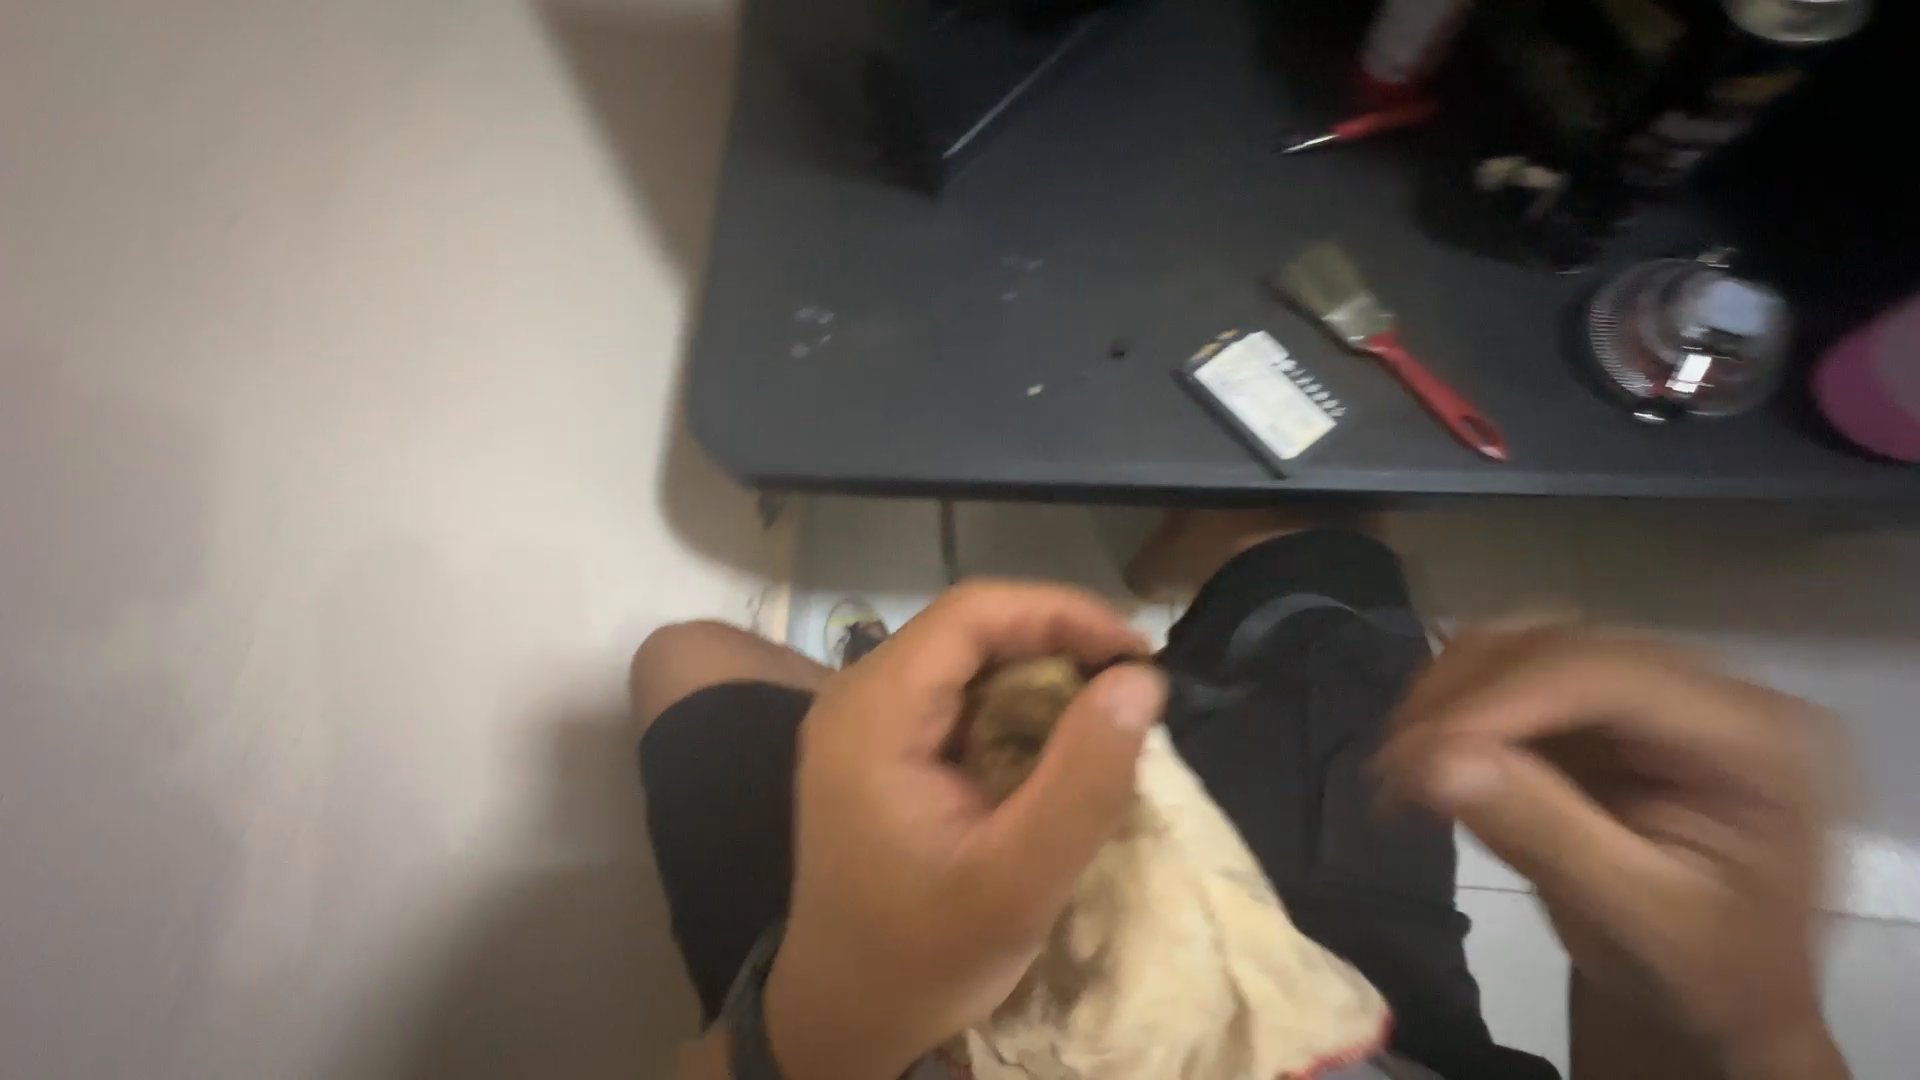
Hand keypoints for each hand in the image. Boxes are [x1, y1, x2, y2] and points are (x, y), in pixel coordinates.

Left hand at [763, 581, 1167, 1079]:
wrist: (845, 1011)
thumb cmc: (925, 956)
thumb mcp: (1020, 882)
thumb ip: (1083, 780)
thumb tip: (1140, 680)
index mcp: (874, 713)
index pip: (971, 614)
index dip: (1059, 612)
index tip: (1133, 652)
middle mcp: (858, 695)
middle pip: (967, 627)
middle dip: (1056, 639)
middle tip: (1129, 681)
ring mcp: (863, 715)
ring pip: (965, 654)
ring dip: (1039, 667)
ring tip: (1104, 704)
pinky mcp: (878, 738)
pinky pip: (955, 689)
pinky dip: (1013, 698)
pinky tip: (1053, 733)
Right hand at [1375, 622, 1844, 1078]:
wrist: (1701, 991)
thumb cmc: (1695, 968)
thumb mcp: (1634, 916)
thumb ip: (1541, 833)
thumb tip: (1431, 763)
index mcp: (1750, 735)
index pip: (1604, 676)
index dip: (1499, 701)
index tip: (1416, 752)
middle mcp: (1695, 689)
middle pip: (1549, 646)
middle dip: (1458, 695)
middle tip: (1394, 761)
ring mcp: (1635, 690)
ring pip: (1511, 648)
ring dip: (1440, 696)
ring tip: (1401, 761)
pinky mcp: (1581, 704)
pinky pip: (1493, 673)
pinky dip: (1444, 707)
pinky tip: (1421, 753)